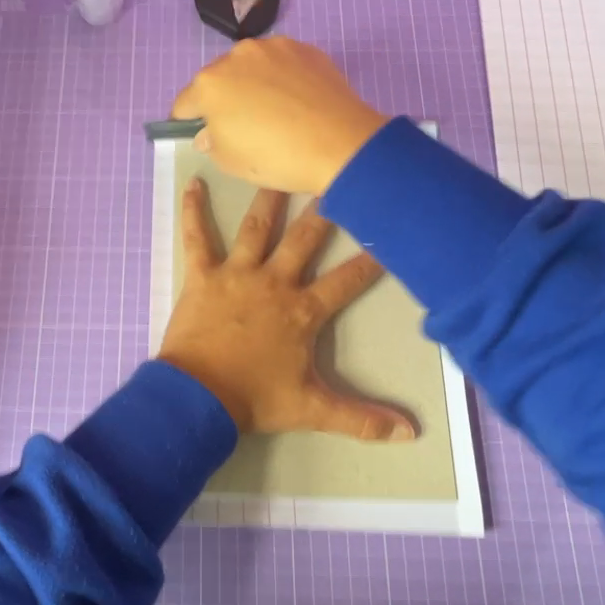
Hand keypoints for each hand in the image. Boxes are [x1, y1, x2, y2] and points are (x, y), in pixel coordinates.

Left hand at [158, 180, 415, 440]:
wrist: (199, 397)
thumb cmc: (255, 399)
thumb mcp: (313, 409)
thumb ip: (361, 420)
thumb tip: (411, 434)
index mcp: (302, 311)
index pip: (346, 281)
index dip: (370, 259)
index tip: (390, 235)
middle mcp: (274, 282)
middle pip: (304, 240)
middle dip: (323, 210)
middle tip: (335, 177)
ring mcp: (237, 274)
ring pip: (257, 228)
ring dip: (268, 198)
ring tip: (277, 169)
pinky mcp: (203, 276)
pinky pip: (196, 238)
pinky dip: (193, 212)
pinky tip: (193, 185)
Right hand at [171, 37, 389, 194]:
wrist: (341, 144)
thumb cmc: (276, 157)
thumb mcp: (230, 162)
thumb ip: (211, 142)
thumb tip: (209, 133)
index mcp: (209, 84)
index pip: (184, 103)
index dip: (188, 121)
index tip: (201, 134)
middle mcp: (237, 56)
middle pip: (218, 79)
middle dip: (223, 98)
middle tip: (243, 125)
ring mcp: (273, 48)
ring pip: (251, 66)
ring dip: (253, 83)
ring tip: (275, 111)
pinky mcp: (305, 49)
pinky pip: (282, 63)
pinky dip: (283, 78)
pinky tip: (297, 101)